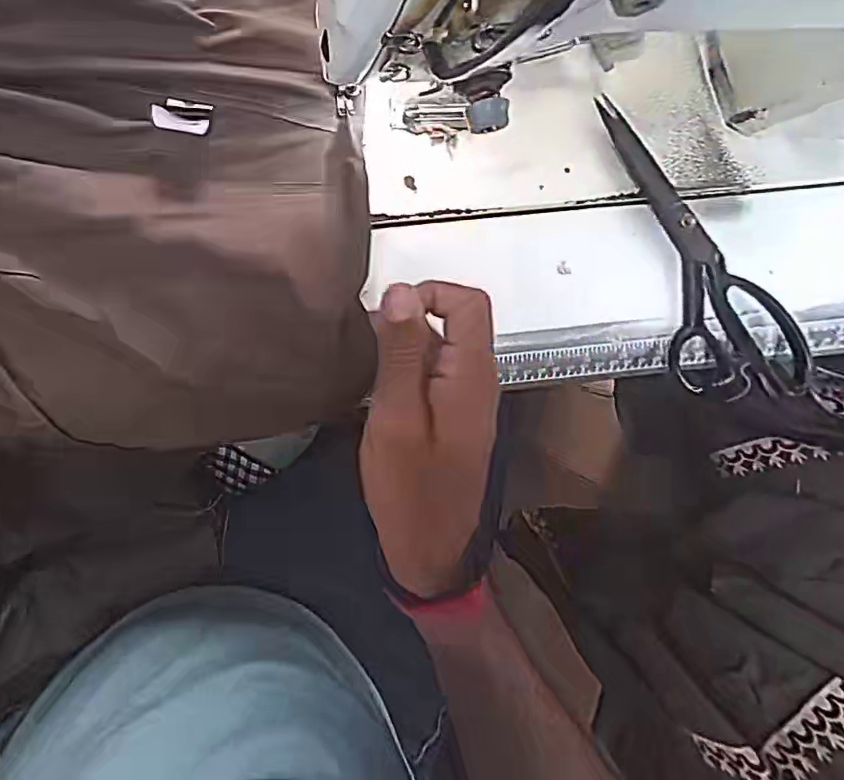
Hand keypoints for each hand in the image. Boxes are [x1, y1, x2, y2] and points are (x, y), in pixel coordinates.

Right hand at [359, 281, 499, 598]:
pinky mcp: (453, 417)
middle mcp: (477, 380)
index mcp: (471, 375)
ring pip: (440, 347)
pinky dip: (406, 370)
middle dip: (408, 321)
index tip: (387, 314)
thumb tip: (401, 292)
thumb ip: (401, 352)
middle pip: (454, 321)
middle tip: (366, 348)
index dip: (430, 291)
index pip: (469, 302)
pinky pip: (433, 373)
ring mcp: (466, 400)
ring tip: (366, 370)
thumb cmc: (410, 487)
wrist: (429, 551)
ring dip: (403, 347)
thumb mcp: (397, 415)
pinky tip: (377, 391)